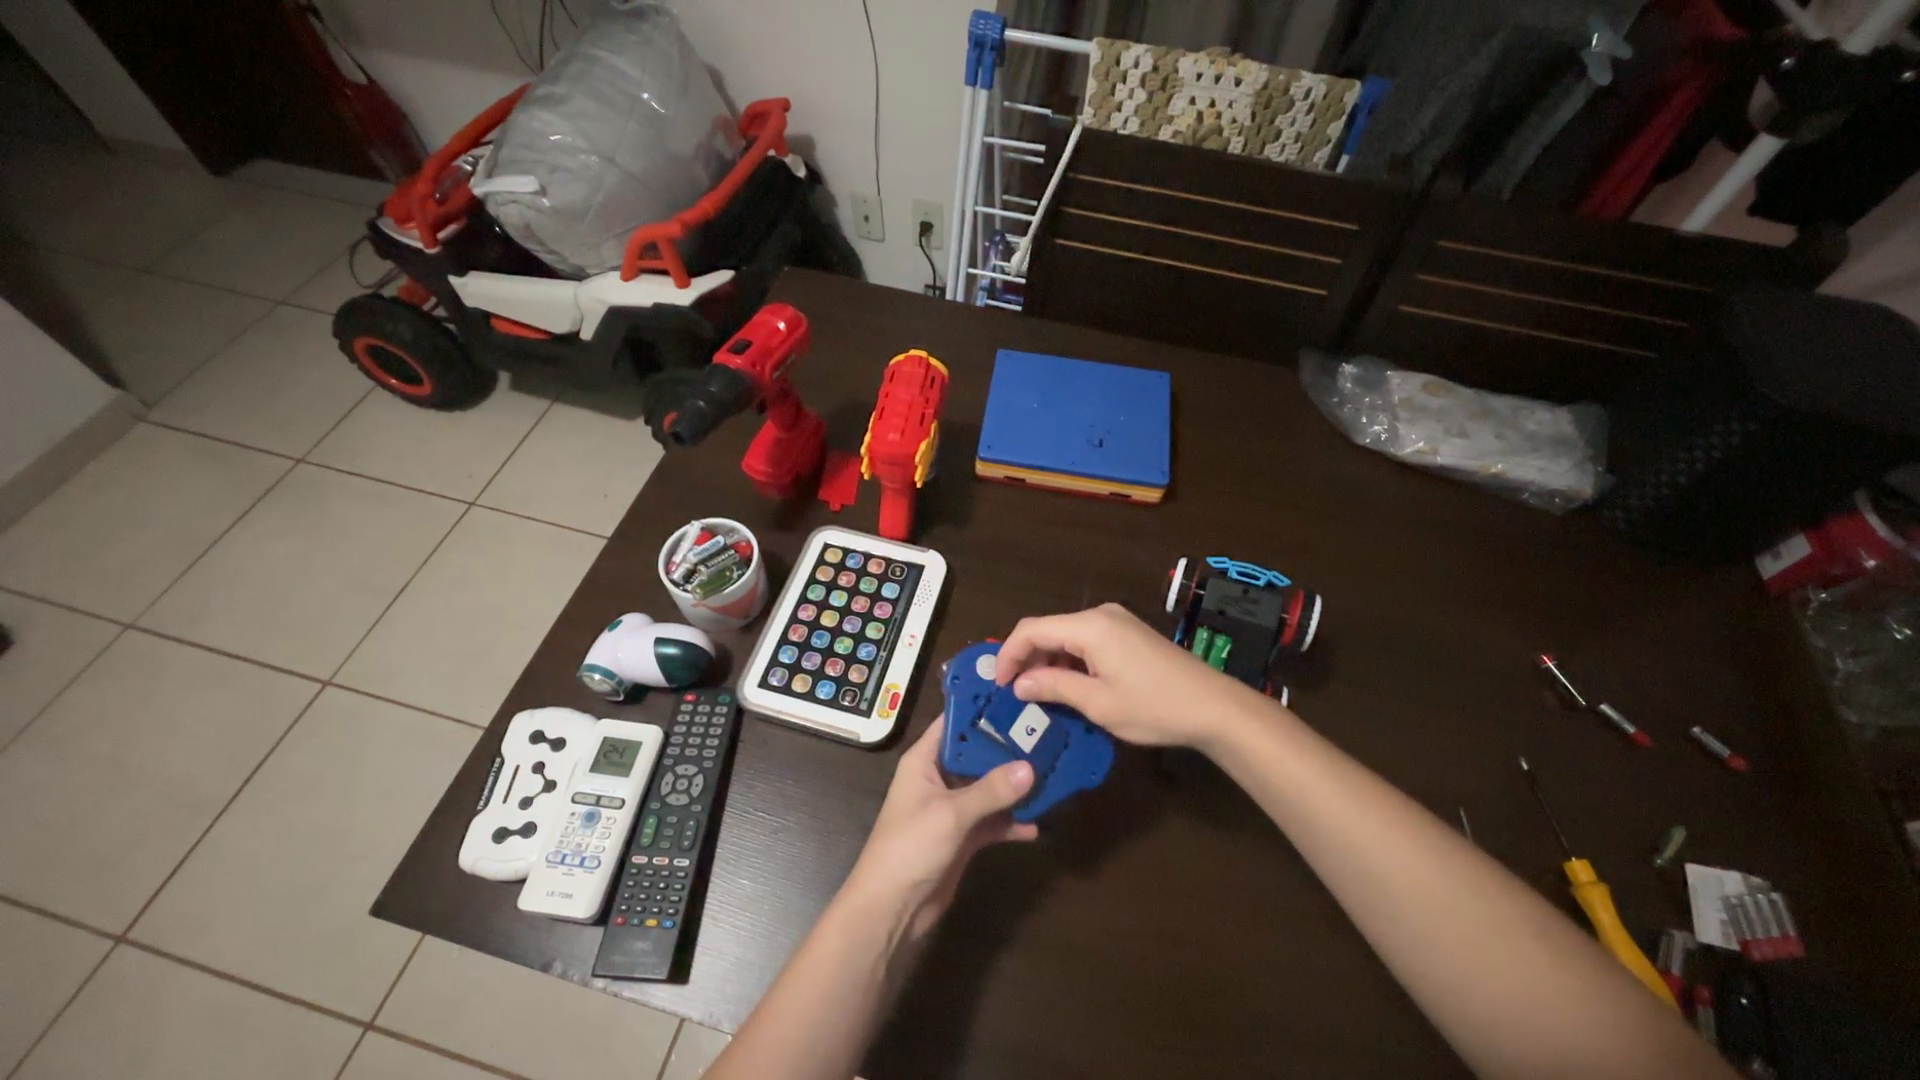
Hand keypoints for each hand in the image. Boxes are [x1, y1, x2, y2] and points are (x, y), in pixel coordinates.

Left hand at [844, 717, 1037, 939]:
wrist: (892, 908)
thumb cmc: (910, 847)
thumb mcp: (951, 813)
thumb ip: (991, 790)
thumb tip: (1032, 766)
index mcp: (924, 760)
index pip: (954, 723)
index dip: (981, 708)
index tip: (1018, 696)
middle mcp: (939, 778)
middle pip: (978, 753)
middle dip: (1010, 747)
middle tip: (1049, 732)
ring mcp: (952, 808)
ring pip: (990, 787)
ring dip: (1016, 785)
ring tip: (1054, 772)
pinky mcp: (964, 836)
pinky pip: (993, 820)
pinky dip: (1012, 822)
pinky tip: (1039, 823)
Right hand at [994, 603, 1267, 749]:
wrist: (1214, 706)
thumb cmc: (1153, 706)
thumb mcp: (1098, 704)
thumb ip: (1054, 687)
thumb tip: (1020, 684)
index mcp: (1089, 627)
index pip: (1032, 629)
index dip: (1009, 655)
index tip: (998, 685)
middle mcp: (1100, 614)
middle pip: (1048, 628)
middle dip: (1027, 658)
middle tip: (1014, 692)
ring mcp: (1117, 622)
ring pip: (1066, 635)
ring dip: (1049, 660)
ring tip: (1038, 694)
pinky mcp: (1129, 633)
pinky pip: (1087, 641)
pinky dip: (1070, 660)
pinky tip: (1068, 686)